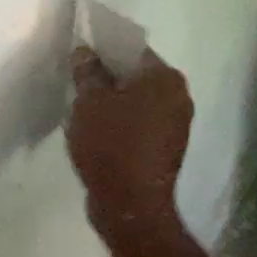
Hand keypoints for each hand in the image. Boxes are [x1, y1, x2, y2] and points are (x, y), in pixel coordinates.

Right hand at [68, 46, 193, 236]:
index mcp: (165, 78)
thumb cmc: (112, 145)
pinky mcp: (167, 151)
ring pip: (138, 102)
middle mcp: (179, 97)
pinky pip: (140, 126)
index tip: (80, 57)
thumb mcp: (90, 102)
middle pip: (136, 77)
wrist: (131, 207)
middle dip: (108, 78)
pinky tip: (97, 133)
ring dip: (114, 104)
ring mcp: (177, 126)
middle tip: (78, 83)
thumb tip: (85, 51)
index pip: (132, 50)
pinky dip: (122, 125)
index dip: (104, 50)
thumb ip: (87, 71)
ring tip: (84, 110)